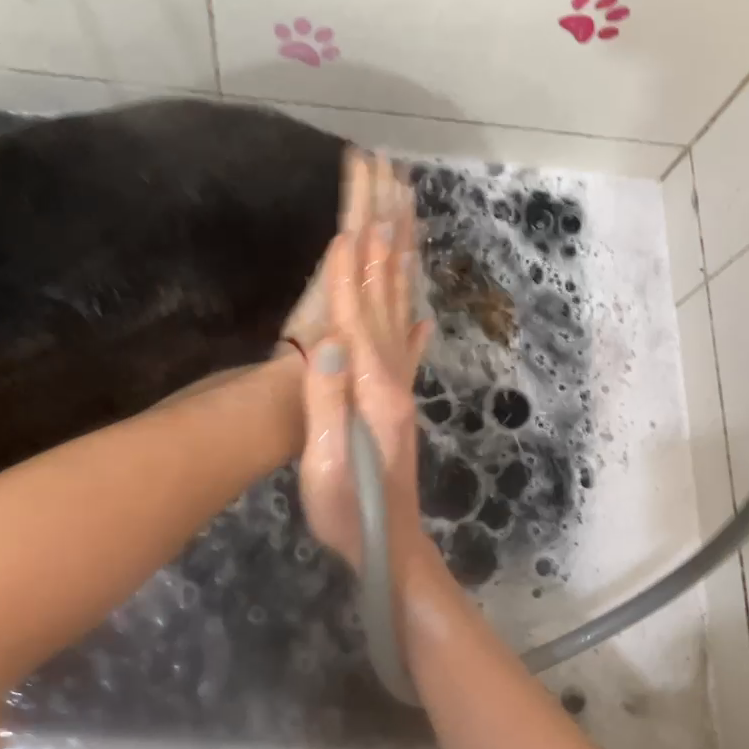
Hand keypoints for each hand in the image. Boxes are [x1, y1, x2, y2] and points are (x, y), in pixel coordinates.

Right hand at [299, 151, 434, 568]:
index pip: (358, 319)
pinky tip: (424, 311)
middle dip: (385, 249)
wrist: (391, 551)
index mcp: (373, 392)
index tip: (353, 221)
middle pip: (388, 303)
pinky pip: (408, 349)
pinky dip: (413, 321)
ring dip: (400, 268)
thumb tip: (328, 343)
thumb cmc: (347, 514)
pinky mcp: (400, 406)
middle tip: (391, 197)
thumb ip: (327, 402)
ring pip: (401, 316)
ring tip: (404, 226)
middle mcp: (394, 382)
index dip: (352, 273)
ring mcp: (401, 392)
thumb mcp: (324, 465)